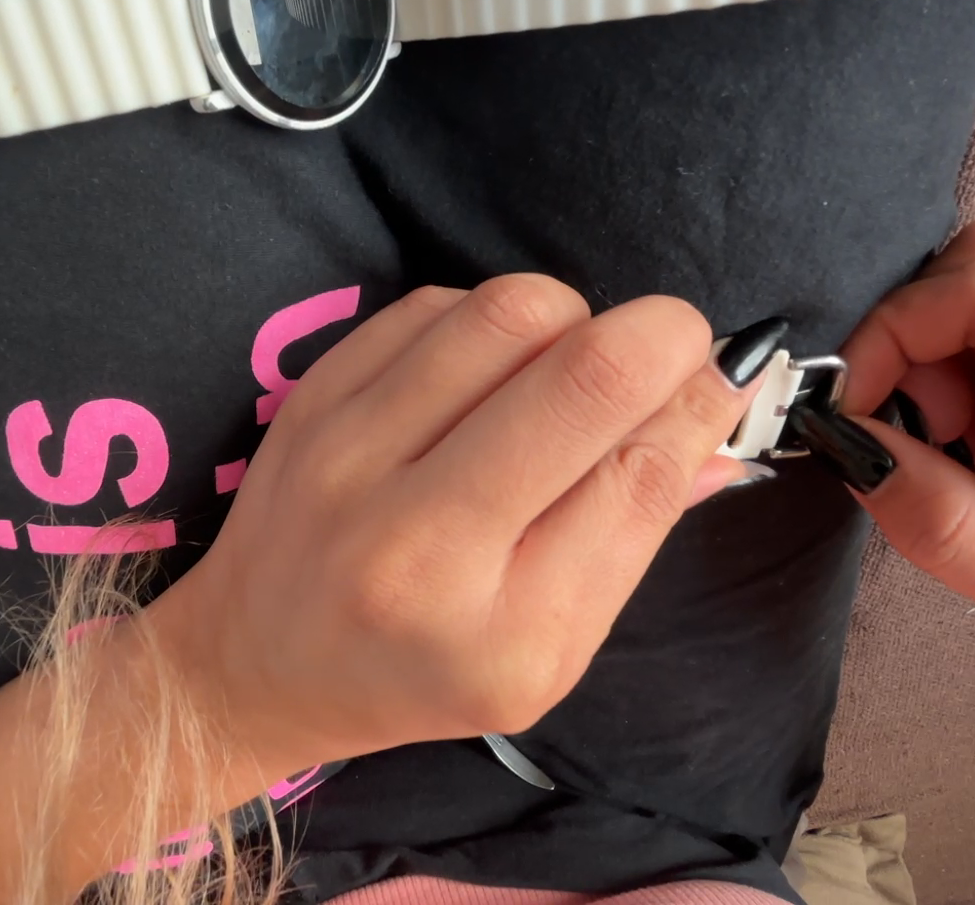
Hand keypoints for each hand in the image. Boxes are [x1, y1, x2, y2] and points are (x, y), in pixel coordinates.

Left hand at [144, 276, 784, 775]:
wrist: (256, 656)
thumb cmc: (414, 671)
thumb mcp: (542, 647)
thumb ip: (630, 528)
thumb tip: (716, 409)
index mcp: (495, 625)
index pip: (635, 474)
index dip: (699, 402)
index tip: (718, 377)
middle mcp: (415, 531)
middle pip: (580, 371)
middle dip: (657, 337)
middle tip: (662, 350)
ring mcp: (350, 444)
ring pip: (510, 311)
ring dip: (570, 317)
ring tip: (558, 367)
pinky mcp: (314, 389)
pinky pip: (438, 302)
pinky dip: (491, 318)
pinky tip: (483, 368)